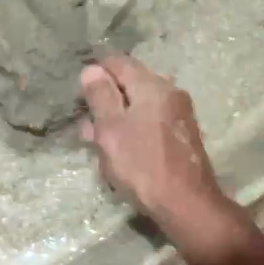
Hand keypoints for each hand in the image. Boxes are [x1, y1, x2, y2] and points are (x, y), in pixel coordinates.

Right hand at [79, 56, 233, 238]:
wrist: (186, 202)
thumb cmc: (141, 164)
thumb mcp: (111, 129)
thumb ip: (100, 97)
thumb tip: (91, 69)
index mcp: (152, 86)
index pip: (118, 62)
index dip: (95, 72)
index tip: (78, 91)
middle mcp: (169, 92)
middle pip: (130, 83)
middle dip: (105, 98)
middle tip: (85, 120)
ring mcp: (178, 113)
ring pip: (139, 104)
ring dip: (115, 116)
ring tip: (95, 139)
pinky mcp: (181, 134)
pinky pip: (150, 120)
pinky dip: (131, 128)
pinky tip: (119, 148)